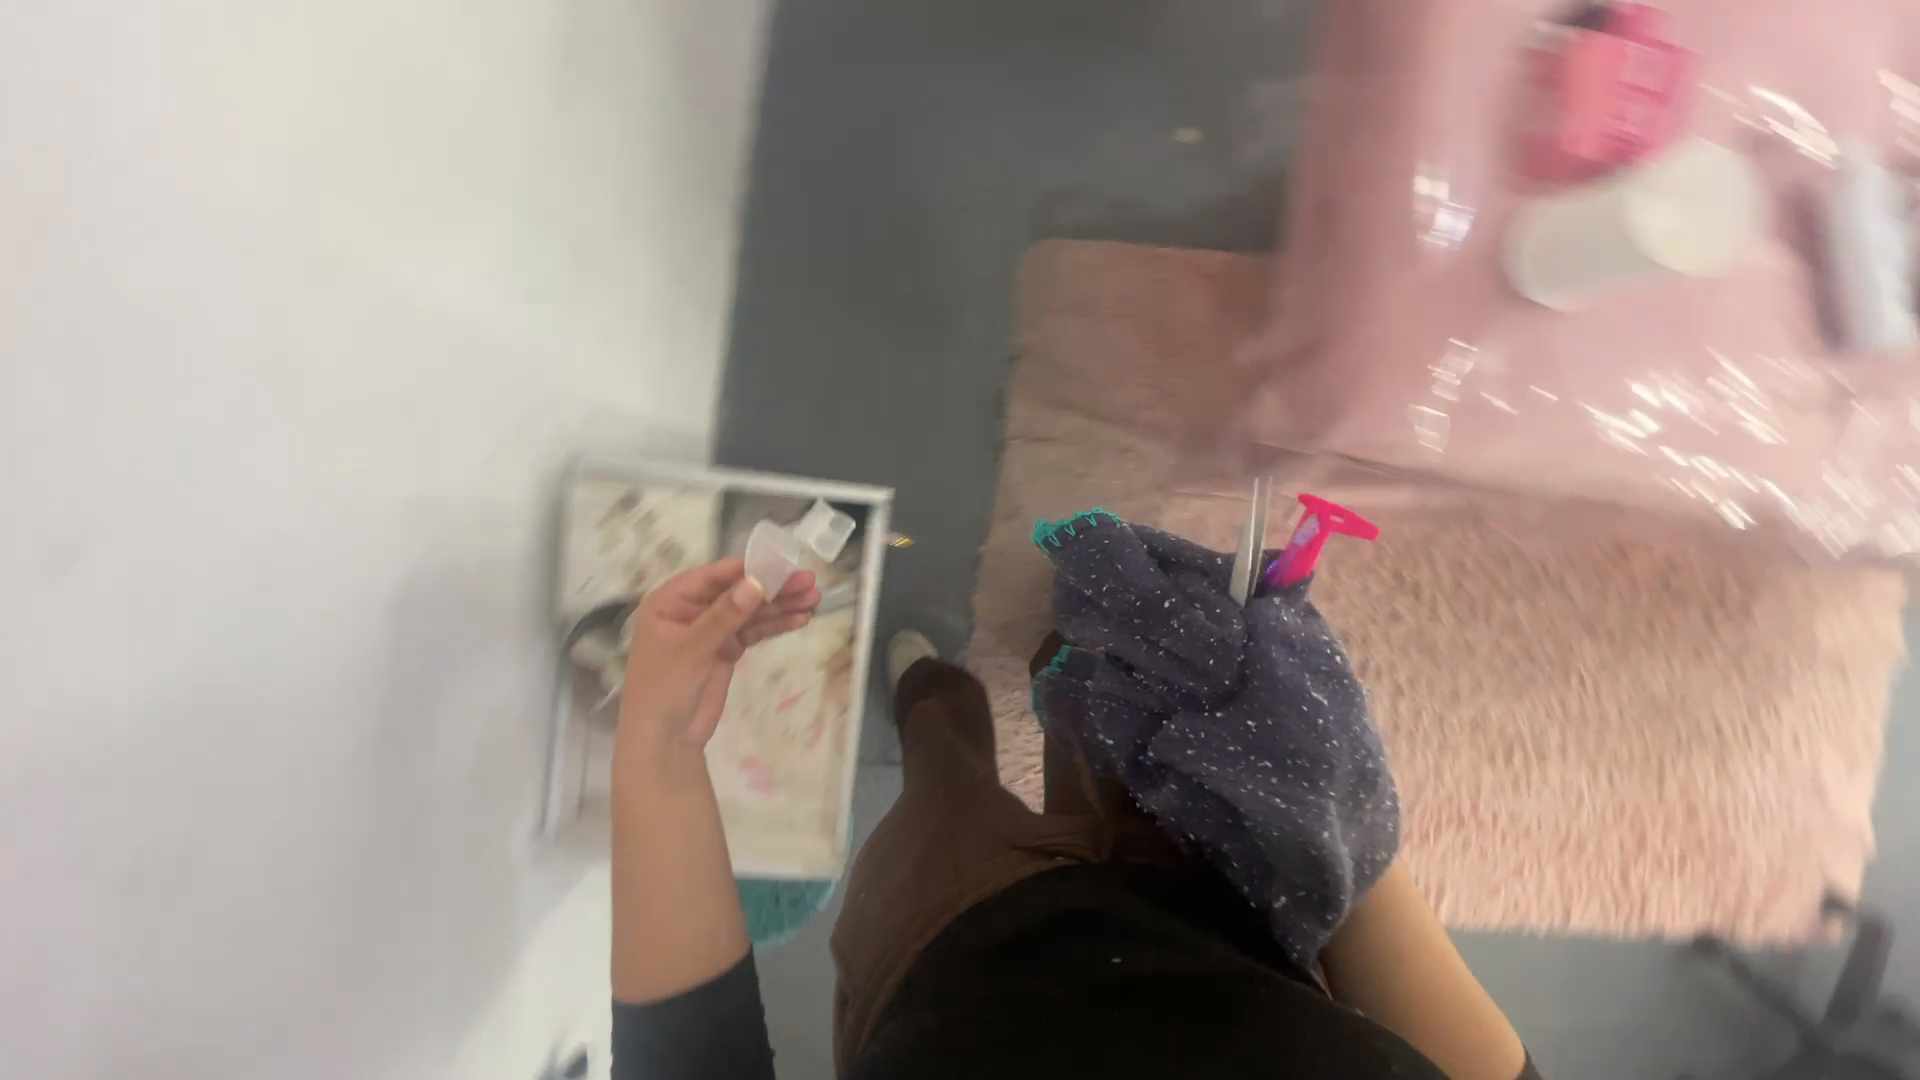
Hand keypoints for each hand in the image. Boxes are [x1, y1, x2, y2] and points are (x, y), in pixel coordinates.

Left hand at [616, 558, 820, 757]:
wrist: (664, 740)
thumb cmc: (664, 689)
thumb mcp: (693, 649)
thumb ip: (725, 615)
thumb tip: (756, 583)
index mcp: (671, 601)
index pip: (714, 576)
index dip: (749, 568)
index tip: (782, 563)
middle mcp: (692, 610)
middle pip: (738, 591)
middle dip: (773, 587)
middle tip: (808, 580)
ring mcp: (712, 630)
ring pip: (751, 611)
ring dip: (781, 605)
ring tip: (814, 598)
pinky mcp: (727, 650)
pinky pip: (754, 631)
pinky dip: (776, 625)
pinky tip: (800, 619)